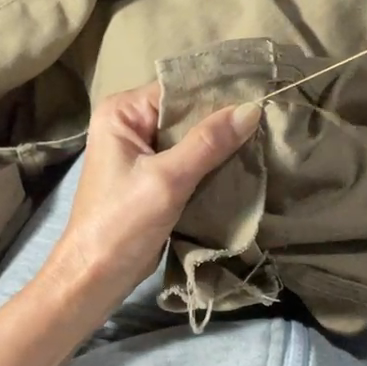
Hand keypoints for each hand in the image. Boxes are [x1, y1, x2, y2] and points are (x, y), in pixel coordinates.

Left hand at [40, 83, 261, 312]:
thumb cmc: (121, 224)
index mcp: (121, 112)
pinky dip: (213, 165)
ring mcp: (142, 152)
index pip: (178, 89)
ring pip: (192, 138)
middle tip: (270, 121)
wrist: (95, 276)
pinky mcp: (154, 178)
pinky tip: (244, 165)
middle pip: (187, 112)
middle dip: (224, 121)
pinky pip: (190, 161)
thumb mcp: (167, 180)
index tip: (260, 95)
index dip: (217, 93)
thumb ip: (208, 143)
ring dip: (222, 145)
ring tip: (265, 141)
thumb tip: (251, 108)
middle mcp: (129, 124)